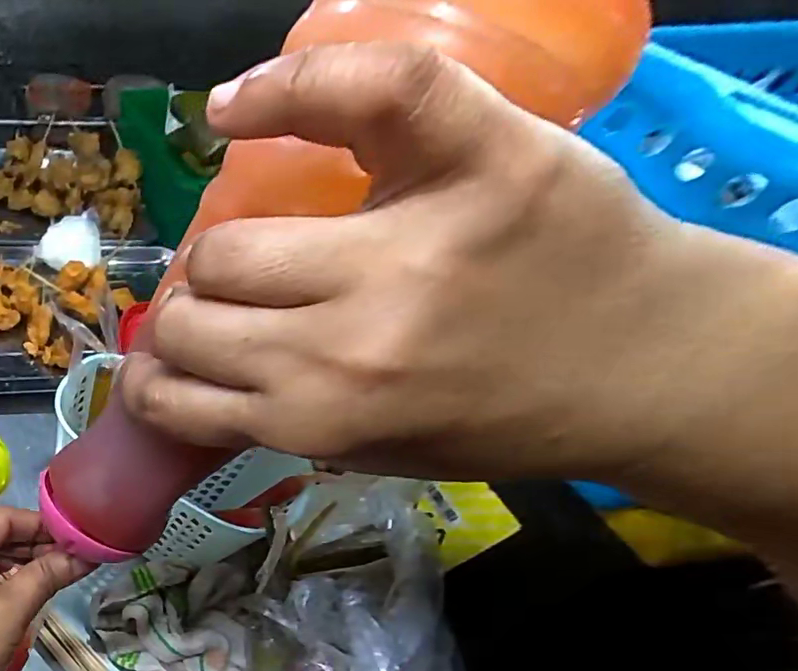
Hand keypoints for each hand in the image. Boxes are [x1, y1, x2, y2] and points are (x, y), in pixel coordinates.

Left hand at [0, 507, 93, 670]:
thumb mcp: (10, 611)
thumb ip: (49, 575)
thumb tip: (87, 556)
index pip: (5, 518)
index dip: (47, 526)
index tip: (81, 539)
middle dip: (36, 547)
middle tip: (78, 560)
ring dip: (20, 565)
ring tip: (61, 576)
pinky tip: (28, 590)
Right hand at [119, 42, 760, 482]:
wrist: (647, 370)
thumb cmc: (493, 425)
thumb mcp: (363, 455)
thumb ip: (271, 421)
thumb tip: (187, 372)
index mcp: (320, 421)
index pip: (175, 391)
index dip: (150, 381)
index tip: (160, 370)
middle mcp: (347, 343)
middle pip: (191, 308)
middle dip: (182, 317)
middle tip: (209, 312)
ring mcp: (413, 243)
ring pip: (229, 236)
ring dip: (211, 250)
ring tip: (237, 252)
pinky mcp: (481, 155)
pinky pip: (363, 91)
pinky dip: (287, 88)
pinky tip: (233, 110)